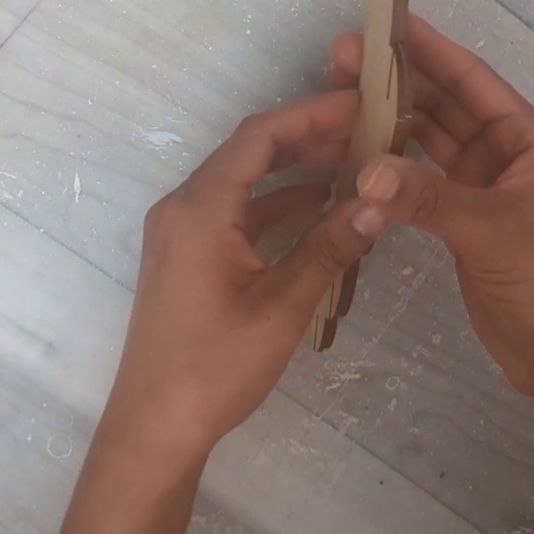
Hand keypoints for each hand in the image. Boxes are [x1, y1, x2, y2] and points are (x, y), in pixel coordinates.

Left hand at [97, 90, 431, 472]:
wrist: (155, 427)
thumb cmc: (214, 367)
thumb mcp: (281, 306)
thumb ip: (330, 248)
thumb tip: (379, 203)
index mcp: (200, 207)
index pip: (260, 136)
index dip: (312, 113)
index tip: (361, 105)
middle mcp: (185, 205)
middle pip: (251, 149)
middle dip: (308, 135)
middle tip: (366, 130)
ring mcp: (183, 228)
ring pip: (244, 177)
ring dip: (294, 166)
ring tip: (352, 160)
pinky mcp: (189, 250)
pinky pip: (237, 208)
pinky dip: (277, 201)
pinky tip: (319, 205)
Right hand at [330, 15, 533, 397]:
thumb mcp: (492, 230)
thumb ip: (427, 198)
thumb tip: (363, 174)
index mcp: (528, 138)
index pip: (471, 78)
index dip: (428, 47)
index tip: (383, 22)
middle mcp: (505, 152)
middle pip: (445, 102)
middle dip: (397, 80)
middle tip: (341, 60)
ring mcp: (482, 185)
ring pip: (430, 139)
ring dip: (391, 120)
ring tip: (341, 97)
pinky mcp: (463, 217)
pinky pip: (422, 178)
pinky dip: (393, 166)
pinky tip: (358, 153)